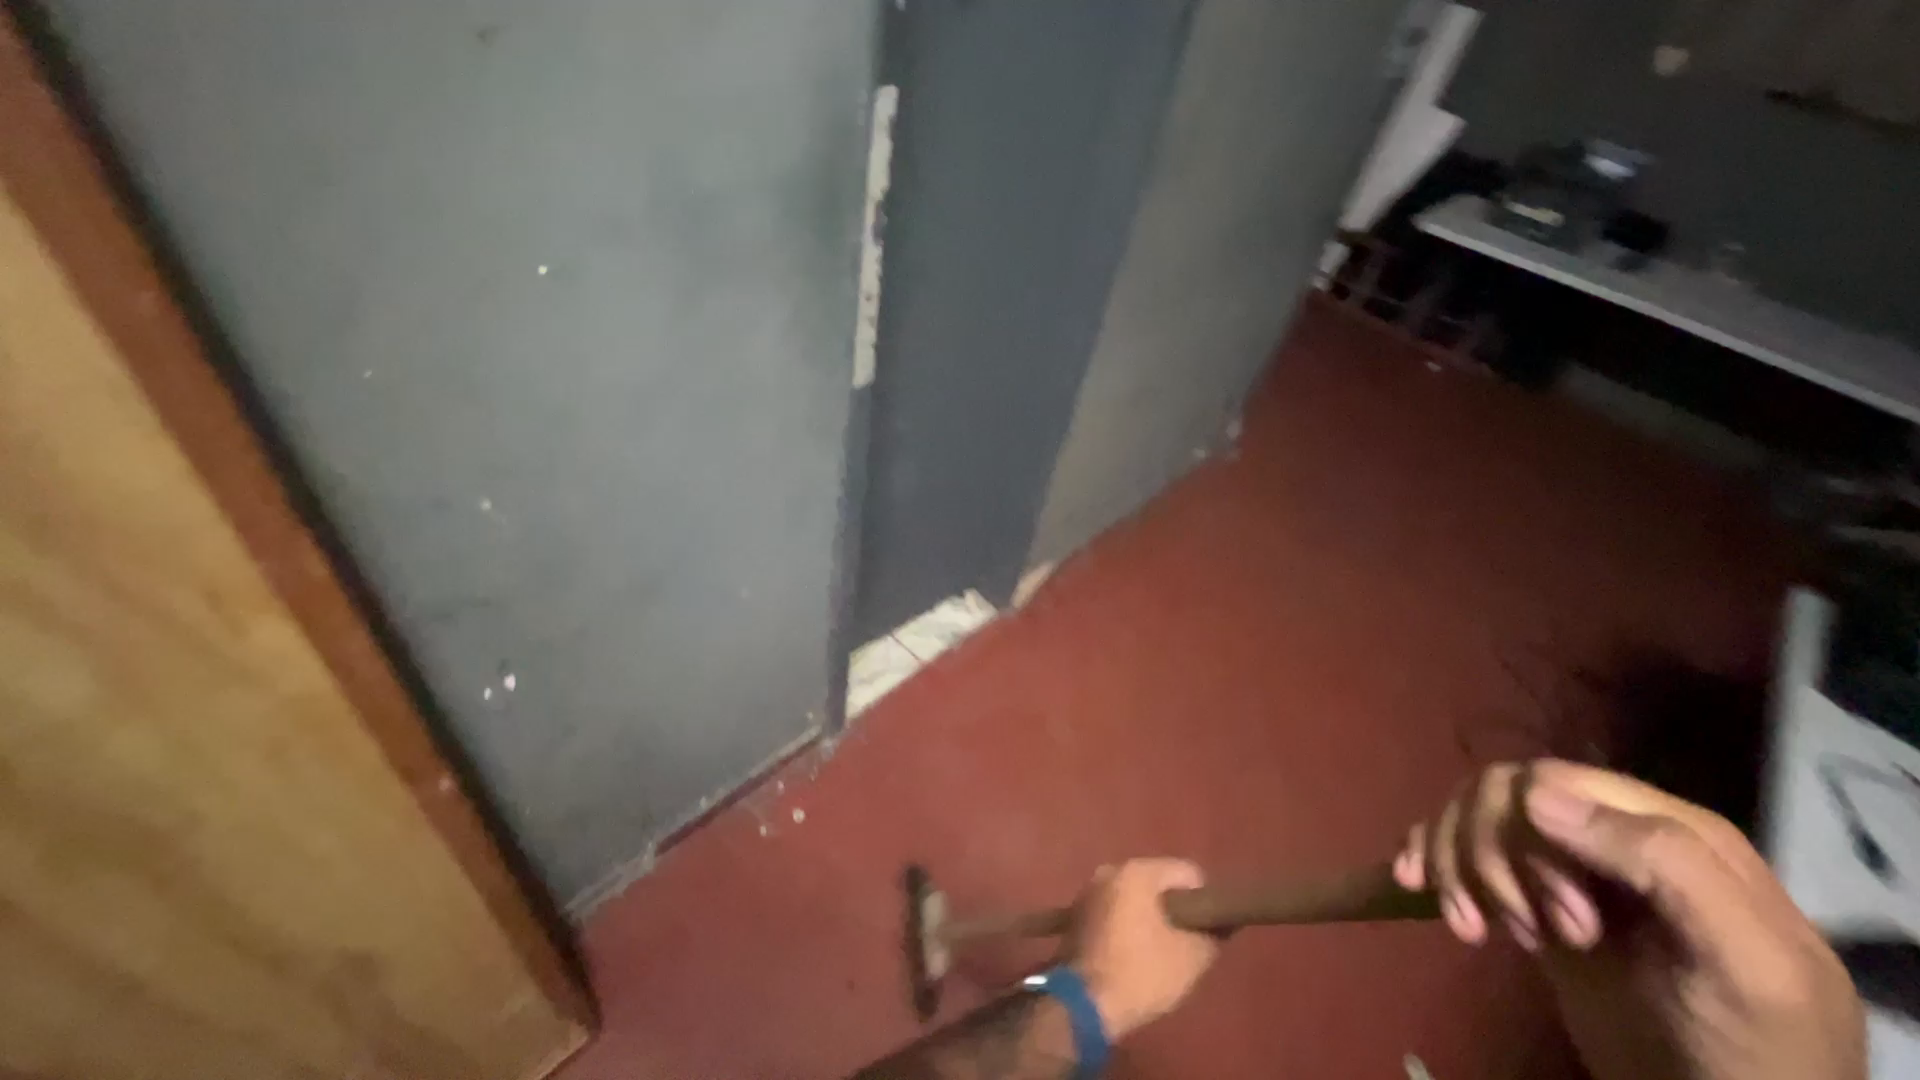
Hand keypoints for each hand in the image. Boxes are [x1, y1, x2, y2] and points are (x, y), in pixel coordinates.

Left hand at [1066, 858, 1218, 1039]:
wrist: (1083, 1003)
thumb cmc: (1141, 974)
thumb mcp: (1191, 958)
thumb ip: (1213, 934)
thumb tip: (1221, 923)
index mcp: (1137, 872)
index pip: (1188, 873)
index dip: (1205, 901)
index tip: (1207, 929)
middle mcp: (1110, 870)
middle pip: (1158, 882)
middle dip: (1174, 908)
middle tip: (1184, 942)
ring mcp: (1089, 889)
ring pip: (1135, 895)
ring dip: (1149, 916)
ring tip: (1158, 951)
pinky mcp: (1076, 911)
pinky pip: (1115, 908)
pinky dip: (1127, 923)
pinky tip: (1132, 952)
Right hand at [1395, 760, 1864, 1079]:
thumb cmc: (1750, 1045)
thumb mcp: (1744, 960)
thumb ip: (1665, 864)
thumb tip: (1533, 795)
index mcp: (1667, 826)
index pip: (1551, 782)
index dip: (1528, 839)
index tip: (1562, 926)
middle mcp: (1608, 830)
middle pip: (1502, 793)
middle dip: (1488, 857)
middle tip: (1528, 934)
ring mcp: (1563, 864)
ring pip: (1472, 814)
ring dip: (1453, 864)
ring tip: (1474, 928)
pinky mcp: (1528, 895)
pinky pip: (1459, 846)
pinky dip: (1426, 856)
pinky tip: (1413, 885)